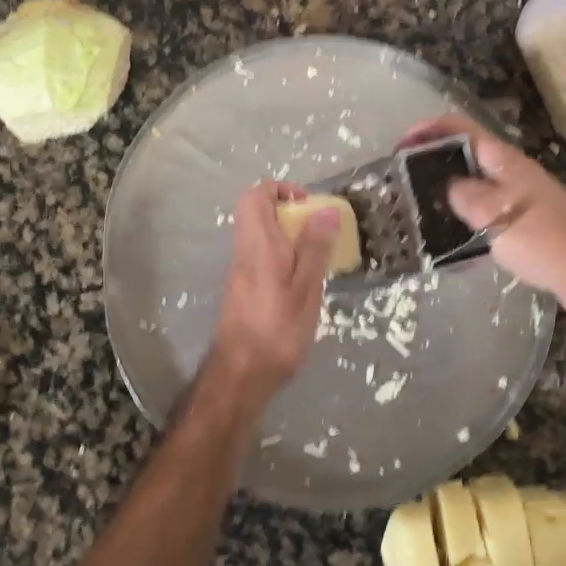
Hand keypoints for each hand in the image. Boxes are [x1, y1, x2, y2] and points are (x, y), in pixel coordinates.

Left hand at [208, 181, 338, 403]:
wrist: (241, 375)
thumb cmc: (277, 331)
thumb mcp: (305, 289)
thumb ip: (314, 248)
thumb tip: (324, 209)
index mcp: (258, 244)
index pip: (256, 196)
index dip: (281, 190)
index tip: (309, 205)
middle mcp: (245, 251)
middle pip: (256, 212)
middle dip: (288, 211)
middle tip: (317, 230)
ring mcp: (241, 271)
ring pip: (259, 235)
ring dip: (287, 235)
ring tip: (316, 256)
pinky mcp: (244, 289)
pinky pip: (262, 256)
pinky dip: (282, 256)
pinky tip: (303, 281)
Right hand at [400, 114, 565, 312]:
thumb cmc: (539, 239)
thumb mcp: (489, 213)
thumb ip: (461, 193)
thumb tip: (447, 186)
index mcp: (504, 160)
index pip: (460, 128)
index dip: (429, 129)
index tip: (401, 144)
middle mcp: (515, 170)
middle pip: (468, 155)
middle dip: (436, 163)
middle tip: (408, 181)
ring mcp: (525, 196)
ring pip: (479, 185)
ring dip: (452, 194)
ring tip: (426, 213)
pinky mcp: (531, 221)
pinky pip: (491, 212)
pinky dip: (471, 219)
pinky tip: (459, 245)